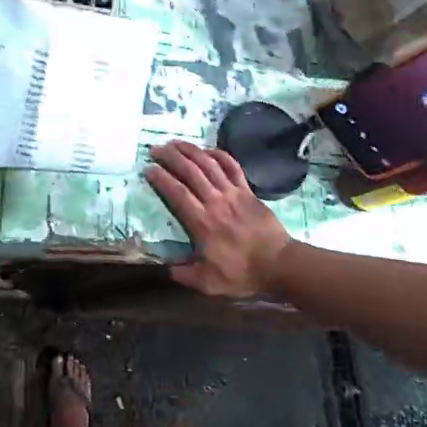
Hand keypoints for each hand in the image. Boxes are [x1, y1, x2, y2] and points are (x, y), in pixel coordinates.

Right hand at [144, 140, 291, 296]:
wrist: (278, 264)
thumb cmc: (242, 273)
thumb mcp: (208, 283)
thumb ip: (184, 275)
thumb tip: (165, 268)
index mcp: (202, 222)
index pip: (176, 193)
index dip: (161, 178)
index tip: (148, 169)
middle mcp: (215, 201)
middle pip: (190, 171)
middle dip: (170, 157)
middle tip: (155, 149)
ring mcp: (234, 193)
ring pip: (209, 164)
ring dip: (190, 150)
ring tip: (175, 143)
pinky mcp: (248, 191)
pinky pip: (232, 166)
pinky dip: (219, 155)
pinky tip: (207, 150)